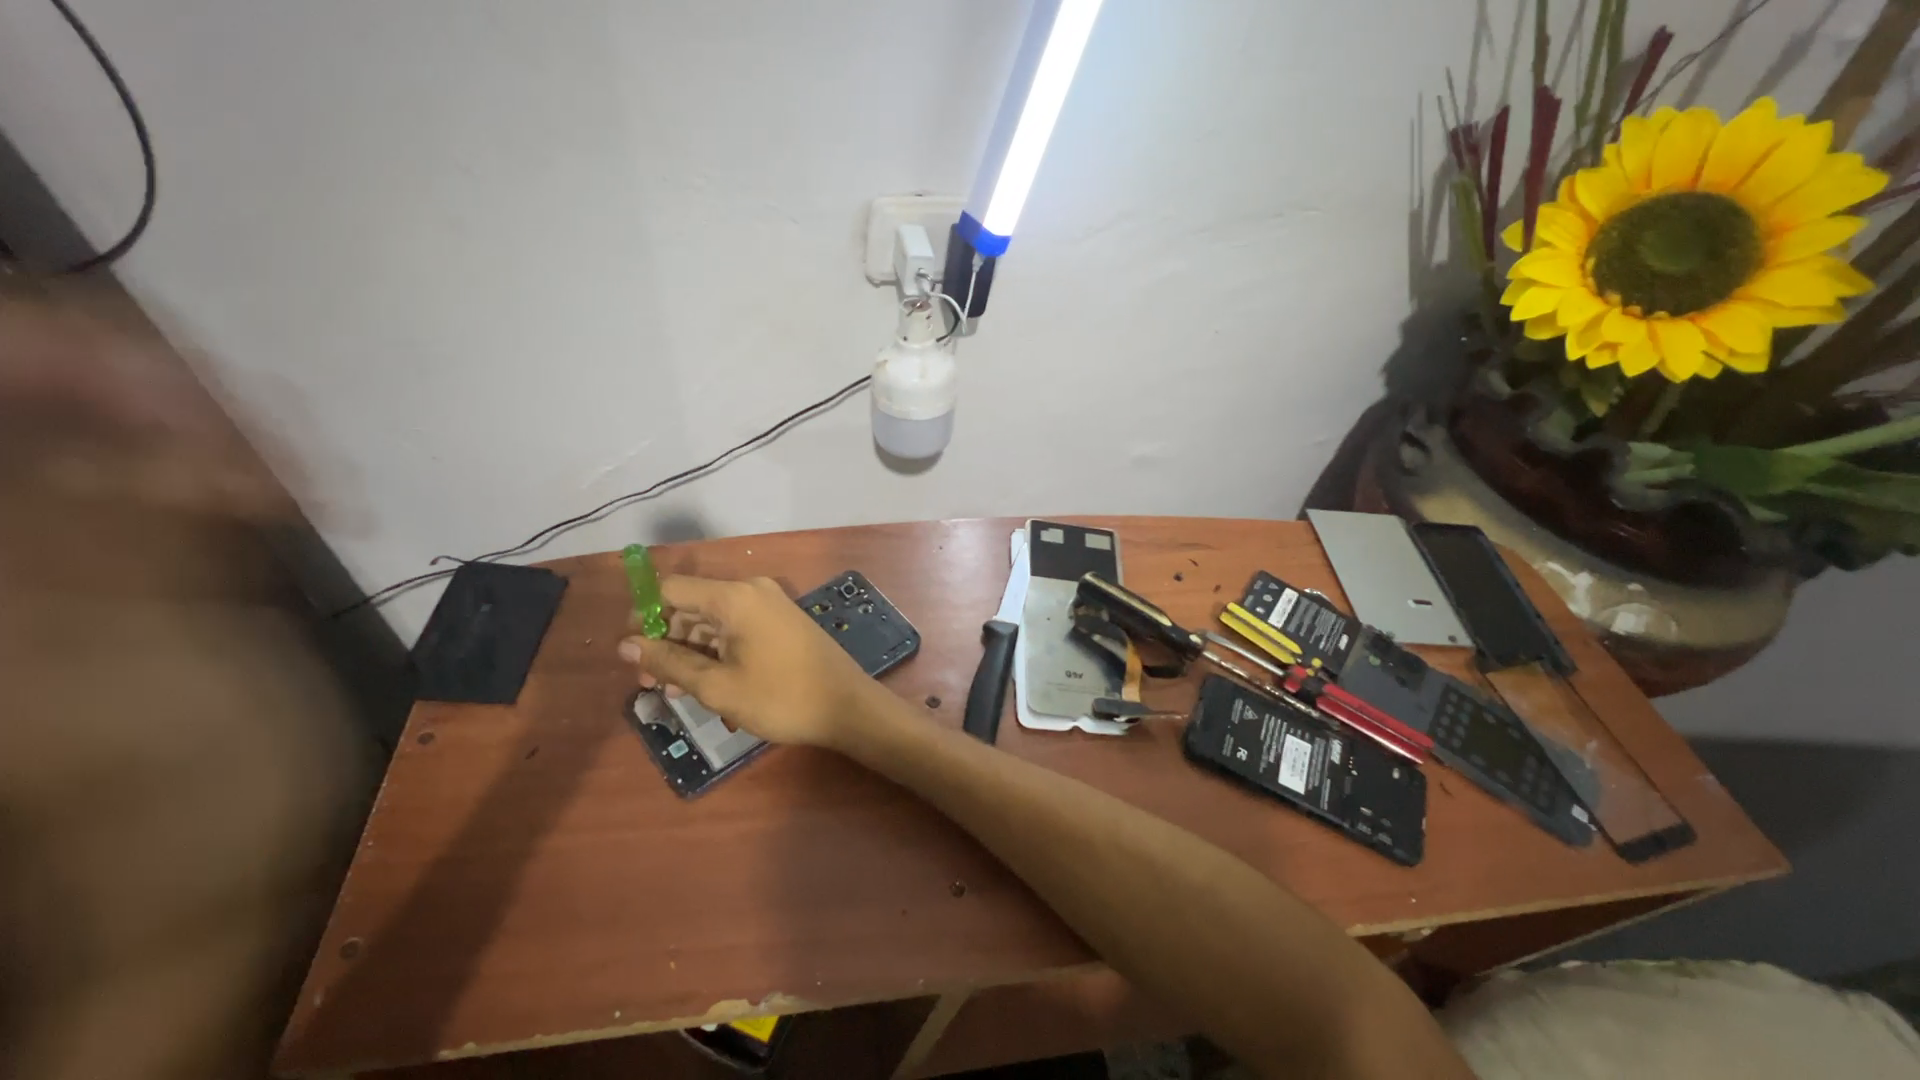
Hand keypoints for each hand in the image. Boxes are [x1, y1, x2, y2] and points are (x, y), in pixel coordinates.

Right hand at [618, 575, 879, 748]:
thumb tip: (626, 645)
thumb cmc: (780, 698)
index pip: (670, 589)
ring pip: (712, 621)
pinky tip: (702, 682)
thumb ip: (668, 662)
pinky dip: (714, 651)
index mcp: (733, 597)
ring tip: (672, 689)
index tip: (632, 655)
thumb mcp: (717, 686)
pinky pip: (735, 628)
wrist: (848, 707)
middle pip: (691, 605)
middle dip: (664, 640)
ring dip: (688, 651)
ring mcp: (769, 605)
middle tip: (650, 682)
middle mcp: (751, 590)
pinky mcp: (780, 623)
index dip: (644, 617)